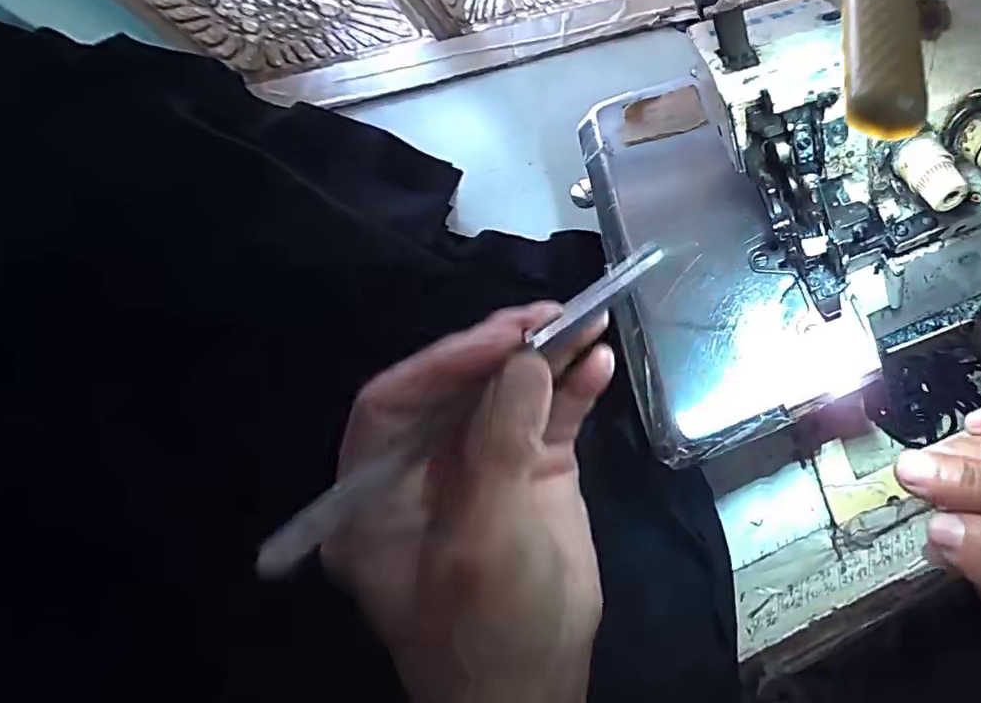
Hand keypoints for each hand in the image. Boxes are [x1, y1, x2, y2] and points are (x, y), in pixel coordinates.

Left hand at [321, 304, 615, 702]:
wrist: (542, 684)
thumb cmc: (489, 629)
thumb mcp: (484, 541)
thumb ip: (500, 443)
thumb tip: (528, 358)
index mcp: (380, 491)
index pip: (395, 401)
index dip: (445, 360)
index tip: (505, 337)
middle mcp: (427, 465)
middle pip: (460, 384)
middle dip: (505, 346)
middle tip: (554, 315)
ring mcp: (487, 460)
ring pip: (512, 389)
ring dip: (550, 353)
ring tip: (588, 320)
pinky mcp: (535, 462)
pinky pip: (552, 411)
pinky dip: (576, 385)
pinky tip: (600, 363)